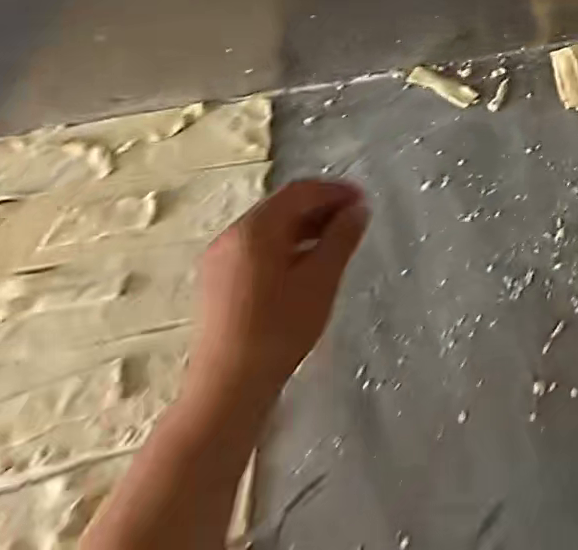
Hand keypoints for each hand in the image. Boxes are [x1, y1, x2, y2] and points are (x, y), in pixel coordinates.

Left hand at [190, 180, 370, 394]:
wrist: (227, 388)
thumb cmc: (279, 330)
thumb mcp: (320, 281)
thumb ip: (341, 238)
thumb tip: (358, 209)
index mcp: (255, 229)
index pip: (299, 192)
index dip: (334, 190)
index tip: (362, 199)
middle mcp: (232, 234)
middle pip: (281, 206)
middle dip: (319, 206)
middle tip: (352, 218)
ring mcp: (219, 257)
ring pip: (267, 227)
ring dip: (303, 226)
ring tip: (334, 241)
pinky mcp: (215, 280)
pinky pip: (255, 247)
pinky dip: (283, 244)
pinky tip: (304, 265)